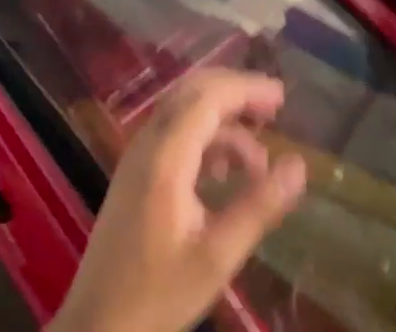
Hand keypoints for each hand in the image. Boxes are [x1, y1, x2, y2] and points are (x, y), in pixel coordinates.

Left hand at [48, 69, 307, 331]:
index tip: (283, 99)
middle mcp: (146, 146)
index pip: (207, 98)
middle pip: (192, 93)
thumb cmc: (157, 293)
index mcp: (165, 158)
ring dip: (223, 121)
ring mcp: (136, 159)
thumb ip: (259, 207)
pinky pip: (173, 135)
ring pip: (182, 113)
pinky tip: (226, 173)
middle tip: (275, 109)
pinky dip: (206, 139)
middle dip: (236, 92)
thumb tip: (300, 165)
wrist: (96, 326)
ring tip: (259, 161)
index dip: (247, 88)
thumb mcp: (216, 257)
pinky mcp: (134, 176)